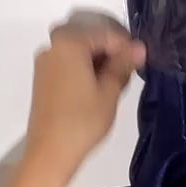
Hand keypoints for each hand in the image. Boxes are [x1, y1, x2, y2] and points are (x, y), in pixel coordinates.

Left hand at [21, 12, 145, 186]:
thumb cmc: (82, 121)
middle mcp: (52, 45)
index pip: (106, 33)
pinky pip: (69, 60)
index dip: (127, 45)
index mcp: (68, 42)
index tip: (142, 60)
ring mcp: (45, 60)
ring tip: (117, 79)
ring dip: (99, 58)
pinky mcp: (43, 75)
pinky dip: (85, 65)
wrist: (49, 153)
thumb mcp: (109, 91)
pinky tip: (99, 84)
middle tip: (130, 68)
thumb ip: (123, 64)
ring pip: (79, 48)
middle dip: (112, 49)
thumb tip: (139, 47)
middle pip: (90, 36)